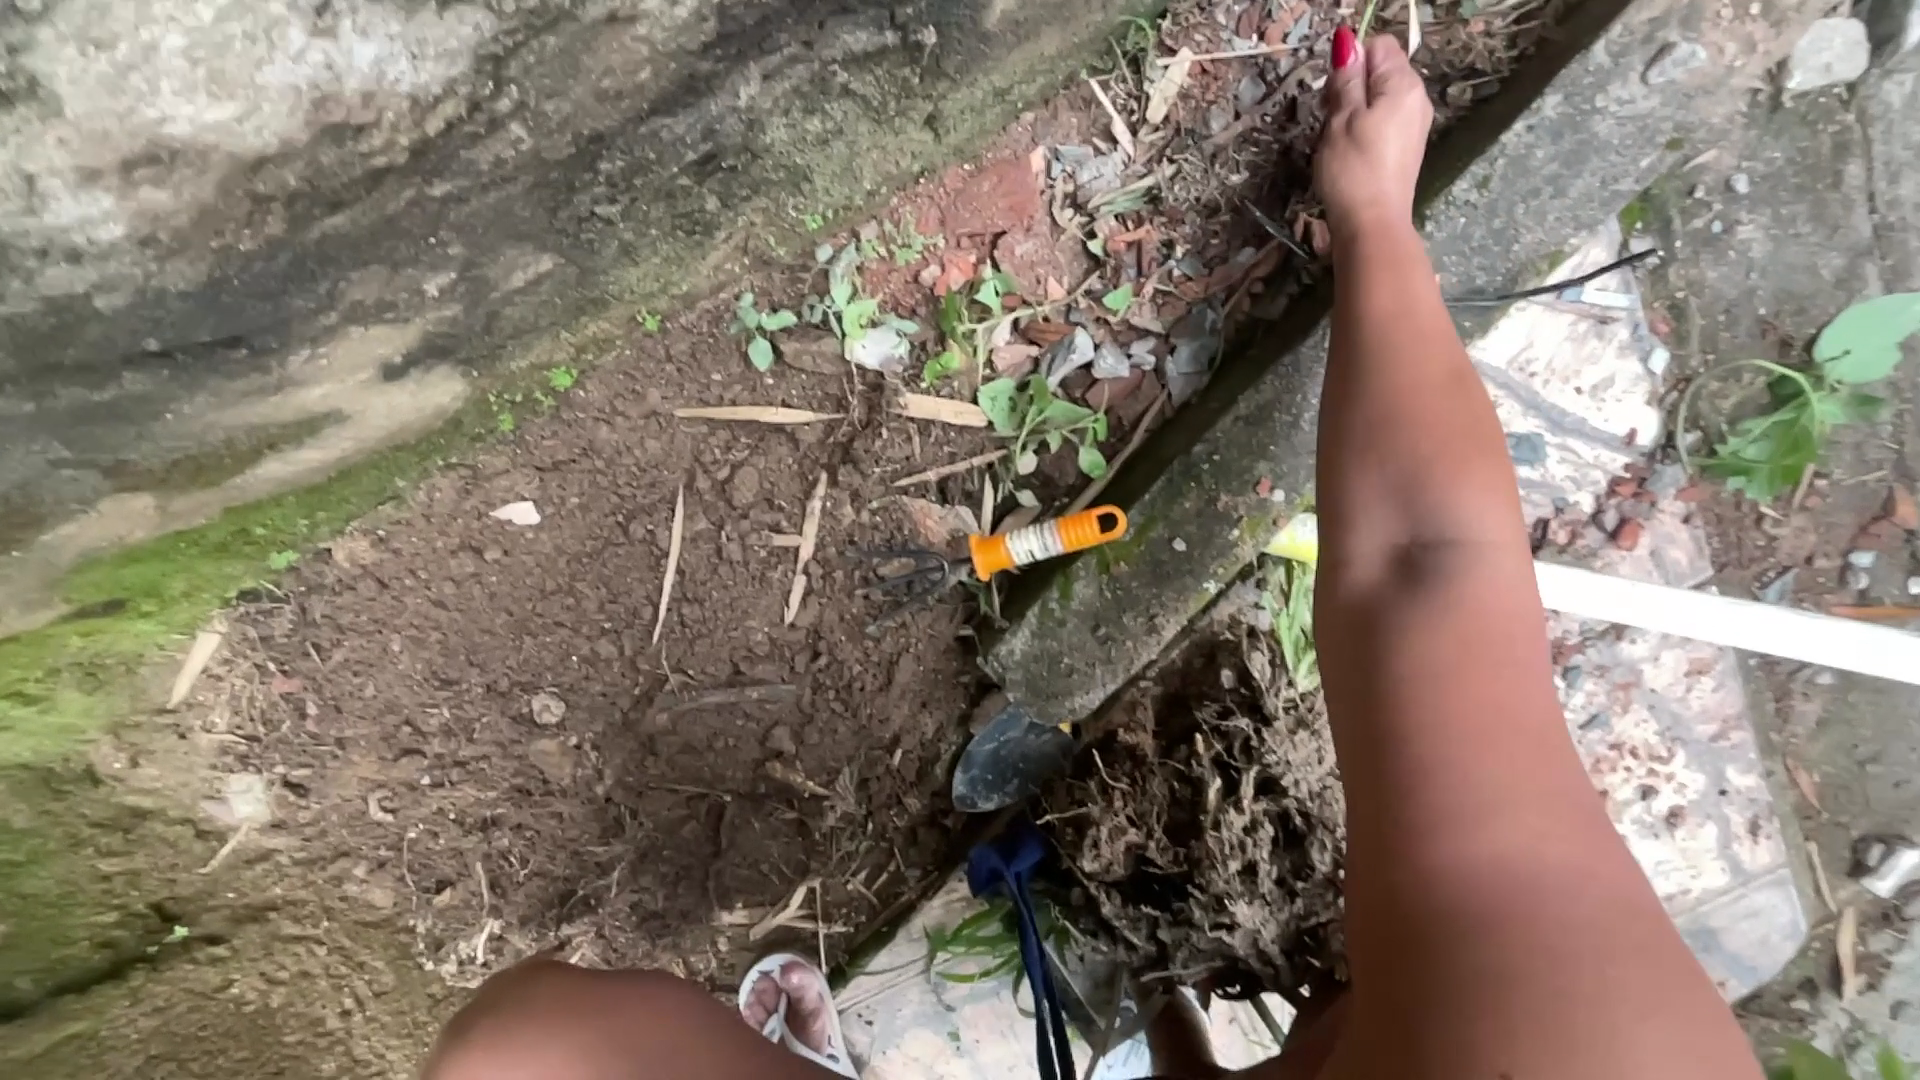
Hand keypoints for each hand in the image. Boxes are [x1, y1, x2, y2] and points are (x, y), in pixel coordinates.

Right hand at [1314, 28, 1433, 244]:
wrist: (1371, 224)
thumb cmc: (1352, 171)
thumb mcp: (1339, 121)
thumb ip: (1346, 80)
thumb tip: (1347, 42)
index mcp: (1402, 84)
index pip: (1378, 46)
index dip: (1350, 62)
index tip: (1330, 93)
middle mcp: (1416, 98)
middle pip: (1380, 73)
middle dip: (1351, 89)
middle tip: (1328, 121)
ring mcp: (1414, 125)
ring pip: (1379, 101)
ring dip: (1354, 113)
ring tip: (1336, 142)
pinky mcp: (1406, 148)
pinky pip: (1383, 123)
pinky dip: (1364, 131)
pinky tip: (1349, 155)